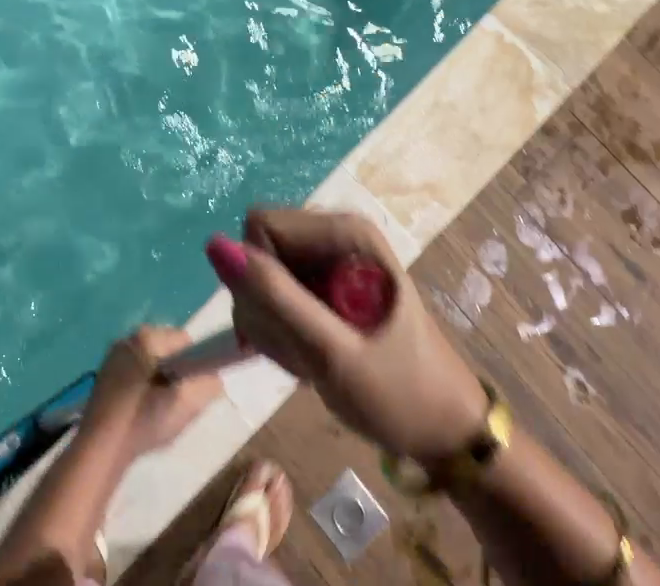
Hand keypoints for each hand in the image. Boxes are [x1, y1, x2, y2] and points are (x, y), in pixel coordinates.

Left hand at [83, 326, 221, 458]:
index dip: (196, 366)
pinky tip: (143, 413)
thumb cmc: (143, 421)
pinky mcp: (105, 375)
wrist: (99, 449)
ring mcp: (113, 357)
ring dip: (162, 383)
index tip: (192, 391)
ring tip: (159, 411)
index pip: (186, 342)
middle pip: (169, 352)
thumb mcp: (187, 404)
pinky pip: (138, 373)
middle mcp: (127, 339)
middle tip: (177, 403)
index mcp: (145, 338)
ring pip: (153, 364)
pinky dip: (146, 389)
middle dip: (178, 375)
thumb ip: (209, 383)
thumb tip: (213, 376)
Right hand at [215, 208, 488, 462]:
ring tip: (314, 359)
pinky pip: (275, 298)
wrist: (446, 433)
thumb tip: (213, 245)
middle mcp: (336, 236)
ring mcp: (330, 262)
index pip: (260, 227)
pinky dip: (282, 334)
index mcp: (347, 233)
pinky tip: (311, 358)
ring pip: (259, 280)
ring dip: (273, 328)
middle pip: (257, 253)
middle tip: (308, 351)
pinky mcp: (325, 287)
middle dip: (268, 309)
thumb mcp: (331, 352)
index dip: (261, 278)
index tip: (291, 323)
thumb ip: (274, 298)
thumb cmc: (399, 394)